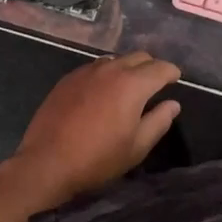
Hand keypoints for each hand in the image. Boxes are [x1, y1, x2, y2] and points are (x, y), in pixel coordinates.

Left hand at [4, 52, 181, 207]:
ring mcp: (87, 71)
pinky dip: (106, 74)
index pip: (161, 68)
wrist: (46, 164)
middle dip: (151, 67)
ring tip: (127, 88)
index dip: (172, 72)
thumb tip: (173, 104)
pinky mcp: (68, 79)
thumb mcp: (136, 147)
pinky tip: (101, 93)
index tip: (176, 79)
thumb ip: (159, 121)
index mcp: (133, 84)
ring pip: (116, 59)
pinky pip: (95, 67)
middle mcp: (111, 69)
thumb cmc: (97, 159)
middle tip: (154, 84)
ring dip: (127, 68)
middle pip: (139, 57)